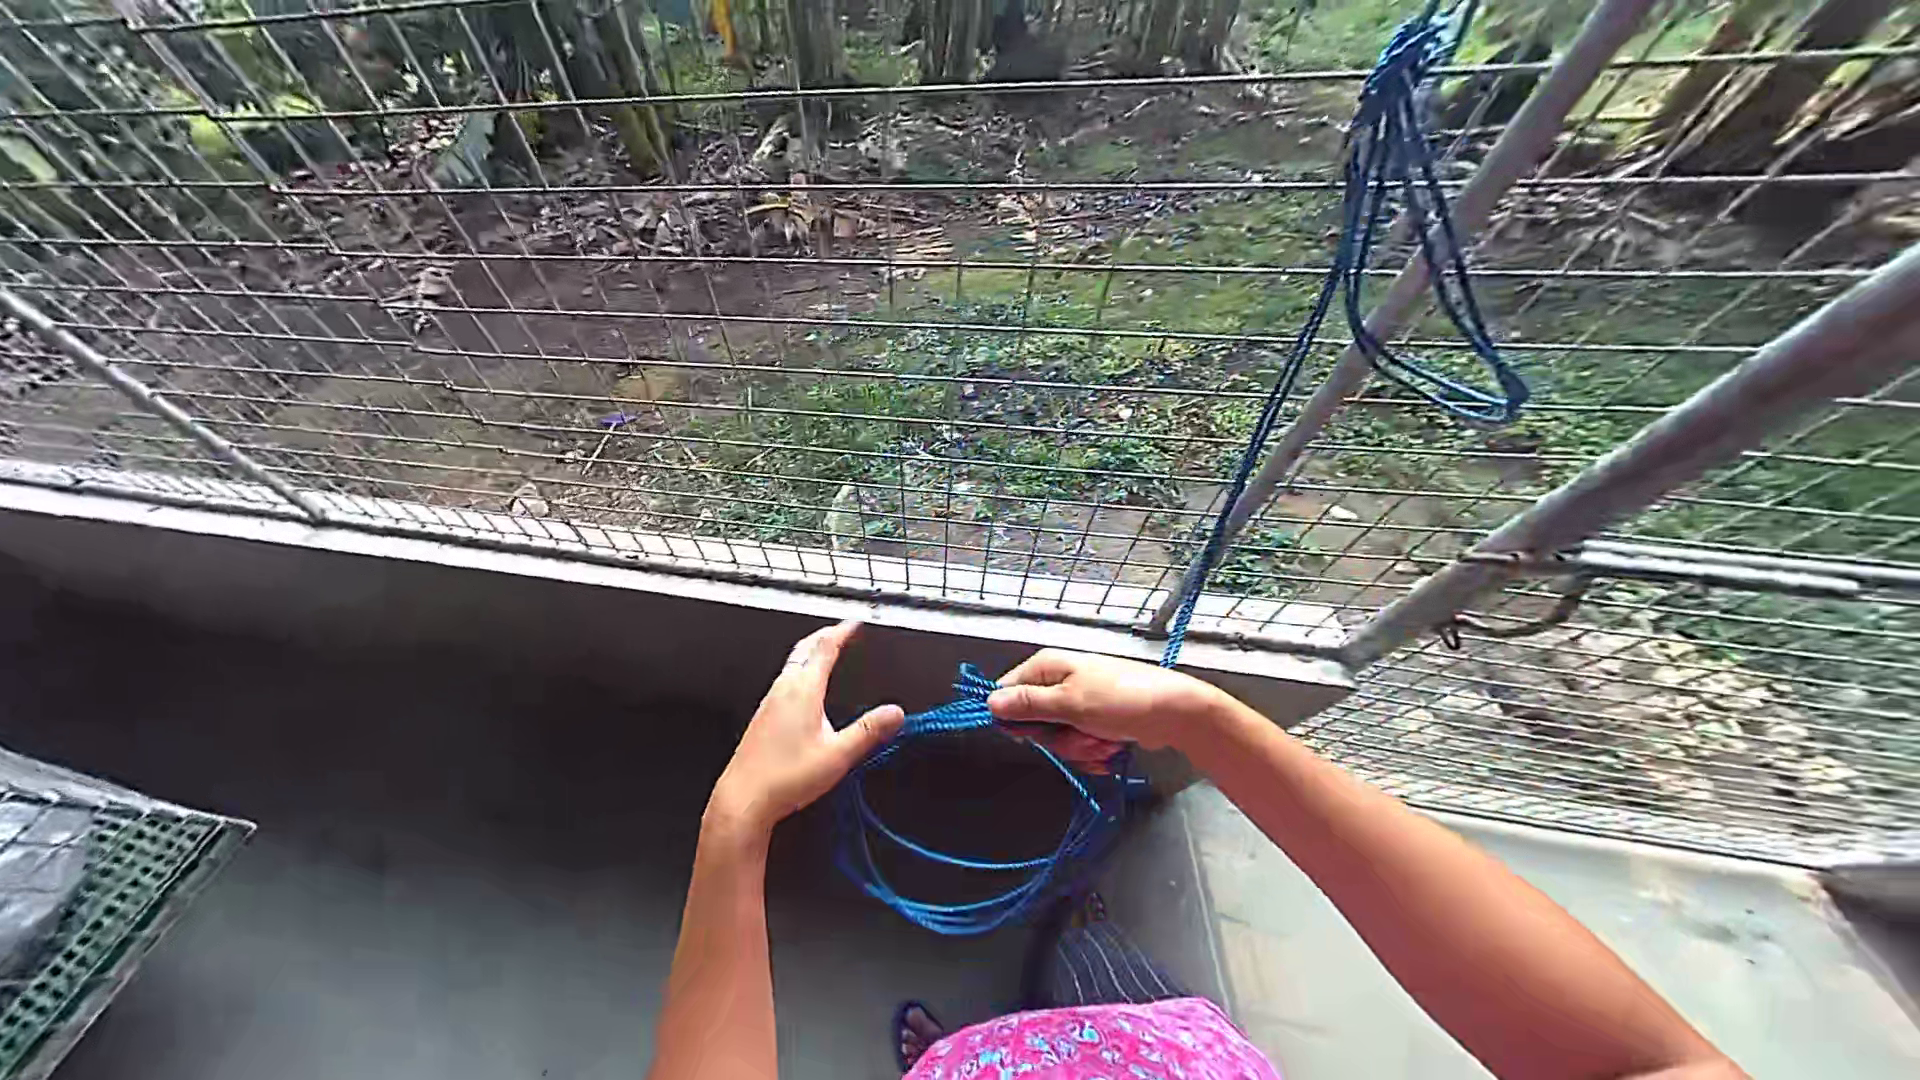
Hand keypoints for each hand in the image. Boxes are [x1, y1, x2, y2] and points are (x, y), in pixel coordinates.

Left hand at [708, 621, 904, 836]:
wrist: (742, 800)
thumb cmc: (785, 778)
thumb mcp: (838, 755)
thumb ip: (869, 731)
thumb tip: (895, 712)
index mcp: (803, 690)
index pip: (825, 648)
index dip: (842, 632)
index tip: (854, 624)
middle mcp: (783, 690)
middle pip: (805, 649)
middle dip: (824, 635)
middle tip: (840, 631)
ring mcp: (769, 702)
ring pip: (791, 663)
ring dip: (810, 651)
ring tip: (824, 652)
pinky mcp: (762, 717)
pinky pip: (783, 680)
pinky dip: (799, 670)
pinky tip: (802, 689)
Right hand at [986, 649, 1227, 769]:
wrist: (1174, 714)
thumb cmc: (1122, 700)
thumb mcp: (1070, 703)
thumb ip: (1028, 704)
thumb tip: (990, 702)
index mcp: (1048, 667)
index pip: (1008, 692)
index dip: (1015, 717)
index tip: (1031, 732)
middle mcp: (1059, 682)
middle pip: (1034, 723)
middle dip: (1059, 738)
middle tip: (1080, 733)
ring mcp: (1077, 703)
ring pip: (1057, 739)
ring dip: (1080, 748)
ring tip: (1103, 739)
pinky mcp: (1093, 722)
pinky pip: (1077, 745)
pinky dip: (1093, 752)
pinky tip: (1110, 746)